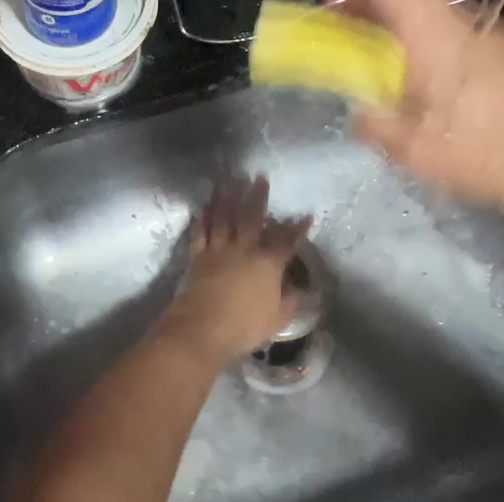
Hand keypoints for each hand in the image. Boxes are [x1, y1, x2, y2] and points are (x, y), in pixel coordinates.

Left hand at [158, 177, 310, 359]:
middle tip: (259, 177)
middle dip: (257, 196)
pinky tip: (203, 206)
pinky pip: (200, 231)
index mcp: (267, 264)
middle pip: (251, 217)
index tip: (306, 214)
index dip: (297, 228)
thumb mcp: (277, 319)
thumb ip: (290, 302)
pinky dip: (202, 217)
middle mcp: (244, 249)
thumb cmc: (245, 325)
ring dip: (226, 198)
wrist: (204, 326)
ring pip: (223, 217)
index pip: (286, 241)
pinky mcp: (198, 255)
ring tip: (227, 180)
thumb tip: (301, 291)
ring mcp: (219, 249)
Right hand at [325, 0, 503, 218]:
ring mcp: (496, 33)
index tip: (332, 7)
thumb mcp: (426, 157)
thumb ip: (379, 128)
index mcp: (439, 34)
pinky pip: (455, 30)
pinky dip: (426, 42)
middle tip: (349, 36)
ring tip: (388, 74)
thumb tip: (358, 111)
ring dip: (398, 24)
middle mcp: (467, 20)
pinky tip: (435, 93)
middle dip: (368, 0)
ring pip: (432, 8)